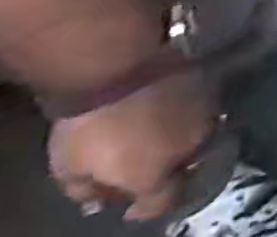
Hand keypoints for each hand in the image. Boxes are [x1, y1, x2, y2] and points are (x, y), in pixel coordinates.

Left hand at [47, 72, 218, 221]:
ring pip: (200, 135)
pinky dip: (186, 116)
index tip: (131, 208)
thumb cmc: (90, 125)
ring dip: (182, 140)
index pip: (163, 202)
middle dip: (171, 169)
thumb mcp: (68, 168)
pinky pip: (201, 110)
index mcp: (156, 173)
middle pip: (187, 166)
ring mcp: (205, 113)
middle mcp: (190, 146)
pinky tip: (169, 112)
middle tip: (150, 166)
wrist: (121, 67)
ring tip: (162, 137)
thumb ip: (87, 190)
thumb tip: (101, 200)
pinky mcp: (208, 86)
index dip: (147, 209)